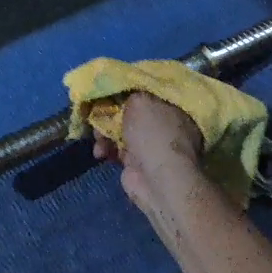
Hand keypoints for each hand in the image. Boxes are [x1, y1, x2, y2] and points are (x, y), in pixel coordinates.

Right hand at [91, 93, 203, 209]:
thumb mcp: (140, 102)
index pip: (147, 94)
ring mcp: (152, 146)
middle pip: (132, 113)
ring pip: (122, 132)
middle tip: (96, 115)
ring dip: (105, 133)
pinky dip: (107, 149)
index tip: (108, 92)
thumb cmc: (153, 133)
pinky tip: (101, 152)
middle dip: (111, 114)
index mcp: (174, 107)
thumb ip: (129, 95)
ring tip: (98, 137)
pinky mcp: (138, 164)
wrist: (157, 180)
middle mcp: (165, 126)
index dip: (126, 92)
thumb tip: (124, 98)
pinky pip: (117, 150)